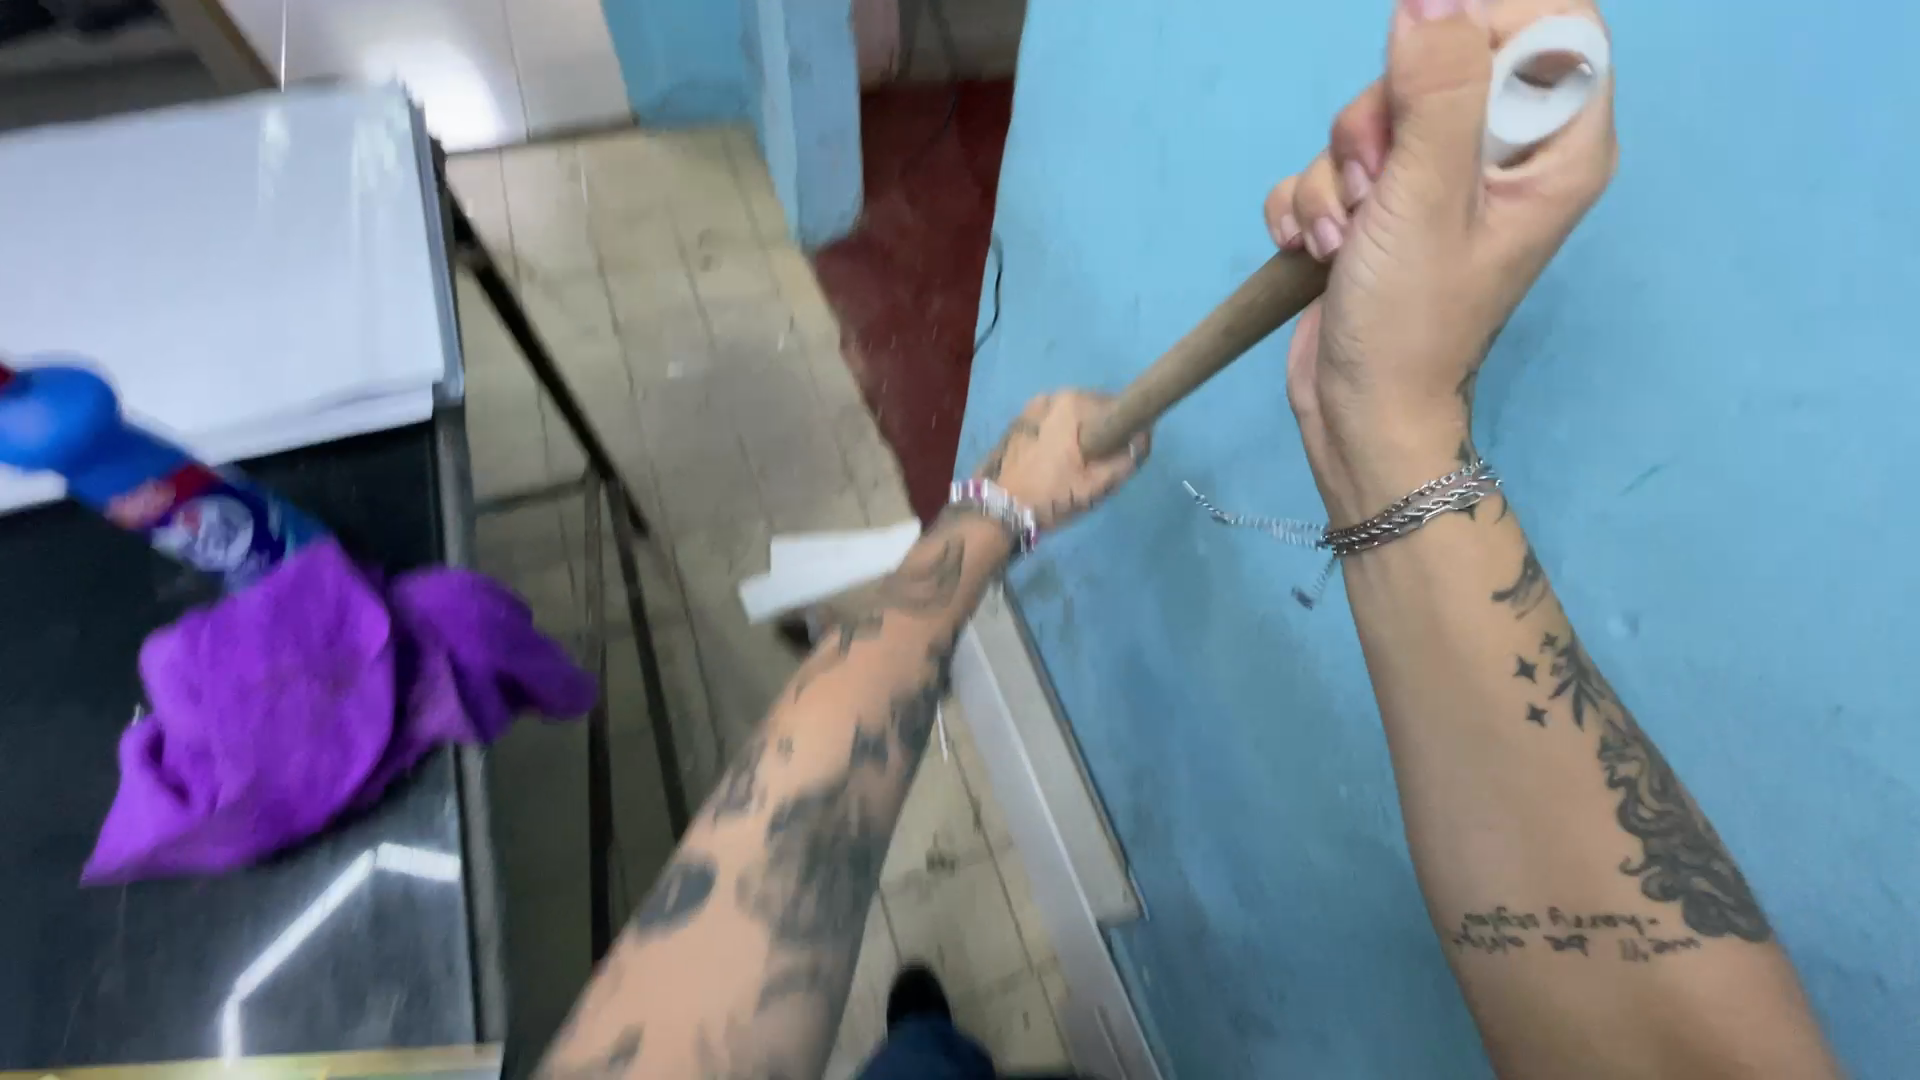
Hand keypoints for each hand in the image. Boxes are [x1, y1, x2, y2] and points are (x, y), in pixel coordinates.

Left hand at [974, 391, 1150, 530]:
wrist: (996, 510)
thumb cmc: (1050, 495)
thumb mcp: (1097, 485)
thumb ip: (1127, 459)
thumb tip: (1143, 438)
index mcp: (1073, 403)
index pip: (1117, 407)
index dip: (1125, 432)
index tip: (1119, 456)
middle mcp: (1051, 396)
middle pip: (1092, 411)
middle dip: (1100, 435)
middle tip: (1095, 470)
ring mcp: (1030, 408)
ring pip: (1069, 419)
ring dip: (1077, 438)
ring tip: (1072, 471)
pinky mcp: (1016, 423)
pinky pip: (1050, 426)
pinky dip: (1057, 440)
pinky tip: (1051, 467)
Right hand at [1264, 0, 1615, 523]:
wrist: (1354, 409)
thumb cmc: (1409, 321)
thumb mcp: (1426, 201)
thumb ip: (1437, 90)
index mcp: (1550, 148)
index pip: (1544, 24)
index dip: (1473, 28)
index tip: (1416, 74)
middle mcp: (1491, 159)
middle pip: (1433, 69)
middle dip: (1375, 126)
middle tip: (1369, 191)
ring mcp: (1422, 189)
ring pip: (1365, 125)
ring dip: (1330, 179)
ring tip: (1337, 241)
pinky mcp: (1365, 216)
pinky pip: (1323, 171)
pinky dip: (1302, 205)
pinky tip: (1305, 248)